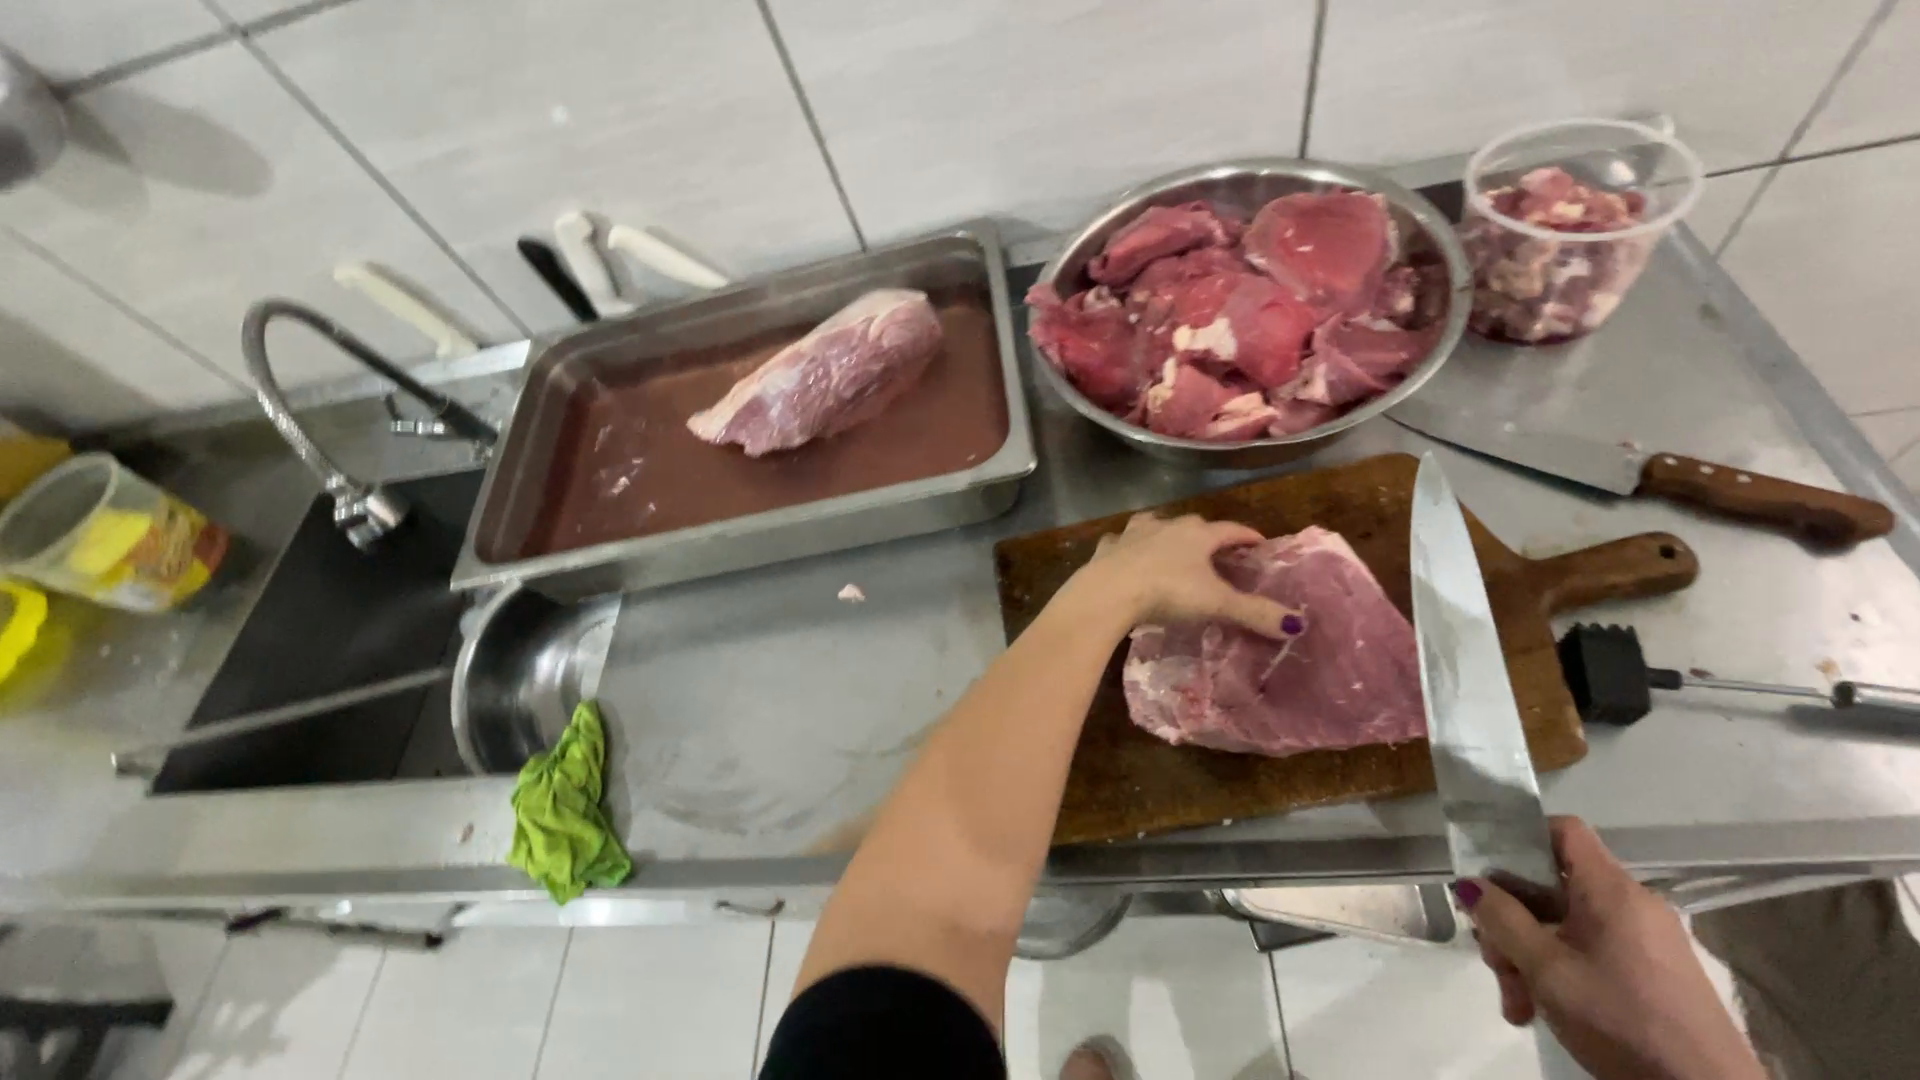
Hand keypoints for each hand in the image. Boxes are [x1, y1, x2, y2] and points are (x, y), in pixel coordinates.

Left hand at [1069, 513, 1297, 637]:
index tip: (1259, 542)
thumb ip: (1254, 613)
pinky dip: (1126, 547)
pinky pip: (1119, 542)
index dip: (1246, 536)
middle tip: (1215, 549)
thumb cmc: (1167, 593)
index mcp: (1196, 534)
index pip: (1230, 530)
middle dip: (1206, 534)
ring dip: (1164, 533)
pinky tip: (1125, 555)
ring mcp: (1132, 534)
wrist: (1108, 592)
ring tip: (1170, 545)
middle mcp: (1166, 526)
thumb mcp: (1216, 604)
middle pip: (1192, 524)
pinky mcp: (1107, 548)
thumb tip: (1296, 624)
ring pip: (1153, 525)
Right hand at [1458, 817, 1765, 1079]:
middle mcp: (1632, 905)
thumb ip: (1501, 919)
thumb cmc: (1623, 1020)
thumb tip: (1468, 883)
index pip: (1564, 830)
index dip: (1520, 836)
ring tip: (1517, 1004)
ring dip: (1528, 956)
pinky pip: (1589, 952)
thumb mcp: (1546, 969)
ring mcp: (1645, 941)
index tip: (1485, 869)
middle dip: (1511, 922)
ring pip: (1564, 926)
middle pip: (1551, 887)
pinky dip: (1558, 972)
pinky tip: (1540, 1010)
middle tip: (1494, 962)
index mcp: (1612, 891)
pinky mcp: (1652, 974)